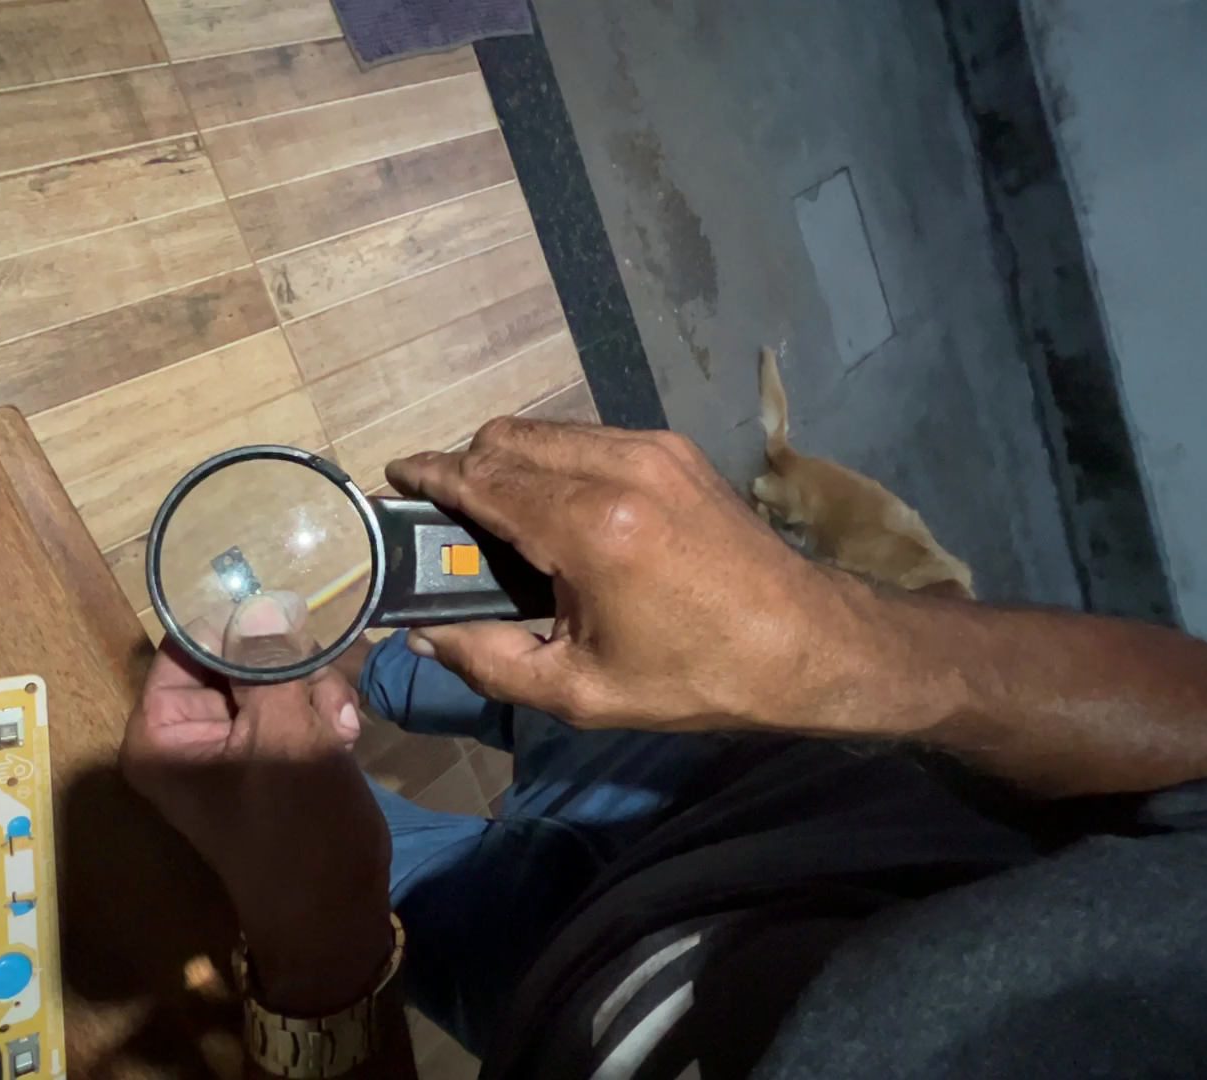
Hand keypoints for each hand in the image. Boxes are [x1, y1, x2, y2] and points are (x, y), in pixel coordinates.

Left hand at [121, 594, 394, 1013]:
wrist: (339, 905)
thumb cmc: (299, 827)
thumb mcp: (284, 735)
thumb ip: (269, 662)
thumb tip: (261, 602)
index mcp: (162, 731)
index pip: (186, 646)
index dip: (235, 626)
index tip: (286, 613)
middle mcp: (188, 732)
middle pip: (234, 655)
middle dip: (286, 667)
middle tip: (321, 689)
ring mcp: (231, 740)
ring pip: (272, 673)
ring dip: (312, 690)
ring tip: (338, 726)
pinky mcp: (269, 748)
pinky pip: (292, 699)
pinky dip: (321, 709)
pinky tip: (344, 734)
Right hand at [386, 418, 895, 734]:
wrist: (811, 644)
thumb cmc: (693, 678)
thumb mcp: (579, 692)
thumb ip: (487, 662)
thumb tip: (422, 633)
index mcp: (590, 528)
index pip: (482, 477)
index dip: (429, 474)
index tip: (395, 479)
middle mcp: (616, 467)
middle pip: (504, 437)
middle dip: (462, 466)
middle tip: (448, 516)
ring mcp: (648, 447)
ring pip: (541, 430)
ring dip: (503, 460)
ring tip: (498, 513)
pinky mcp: (669, 446)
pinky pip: (580, 436)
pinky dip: (546, 460)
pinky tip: (554, 505)